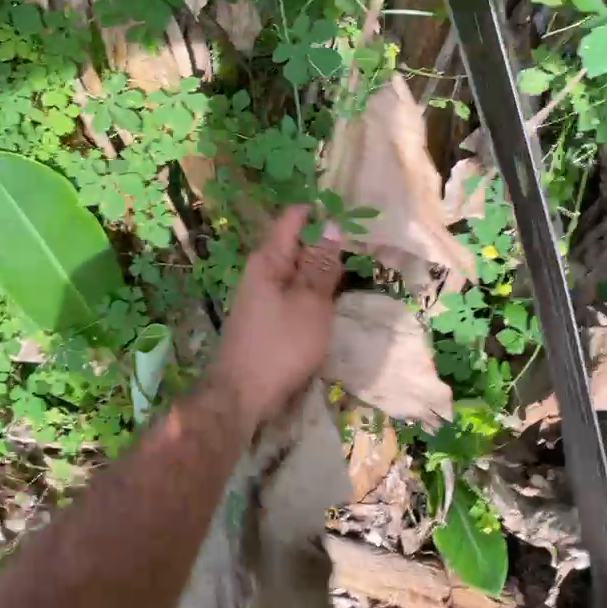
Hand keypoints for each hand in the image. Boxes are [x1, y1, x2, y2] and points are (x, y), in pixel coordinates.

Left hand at [210, 204, 341, 428]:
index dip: (320, 212)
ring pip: (296, 272)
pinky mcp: (266, 318)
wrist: (241, 396)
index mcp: (269, 259)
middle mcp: (261, 271)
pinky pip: (292, 294)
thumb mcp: (310, 303)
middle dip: (326, 244)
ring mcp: (262, 296)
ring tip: (354, 273)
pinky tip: (332, 303)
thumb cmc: (280, 345)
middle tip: (365, 248)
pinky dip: (312, 294)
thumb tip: (331, 226)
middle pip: (297, 245)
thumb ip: (321, 266)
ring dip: (321, 272)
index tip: (352, 216)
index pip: (293, 218)